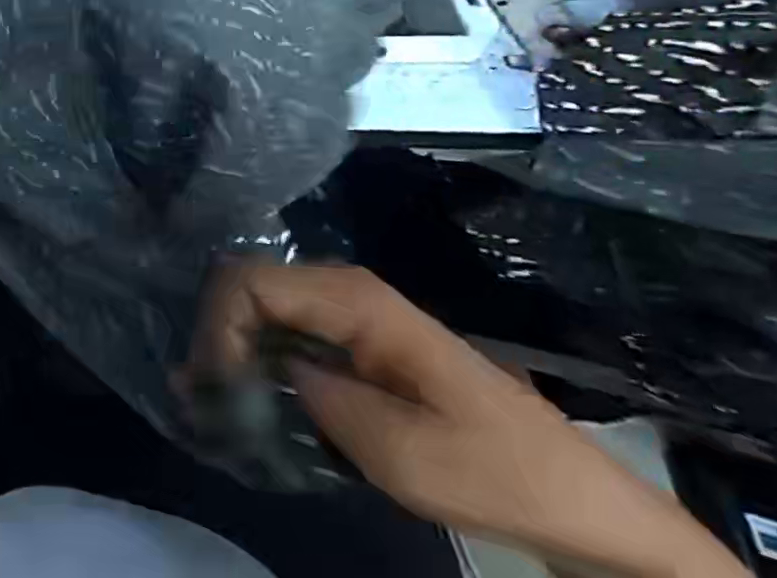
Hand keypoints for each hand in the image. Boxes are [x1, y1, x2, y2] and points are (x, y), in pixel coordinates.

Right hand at [201, 263, 747, 577]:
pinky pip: (286, 330)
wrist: (571, 494)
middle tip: (205, 401)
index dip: (220, 328)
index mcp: (355, 300)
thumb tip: (254, 370)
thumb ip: (315, 399)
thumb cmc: (493, 470)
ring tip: (214, 406)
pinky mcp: (356, 337)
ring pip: (262, 306)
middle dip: (217, 336)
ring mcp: (351, 310)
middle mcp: (345, 288)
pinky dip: (258, 360)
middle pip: (249, 285)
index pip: (250, 281)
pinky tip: (248, 401)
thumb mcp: (399, 452)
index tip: (221, 390)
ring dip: (232, 349)